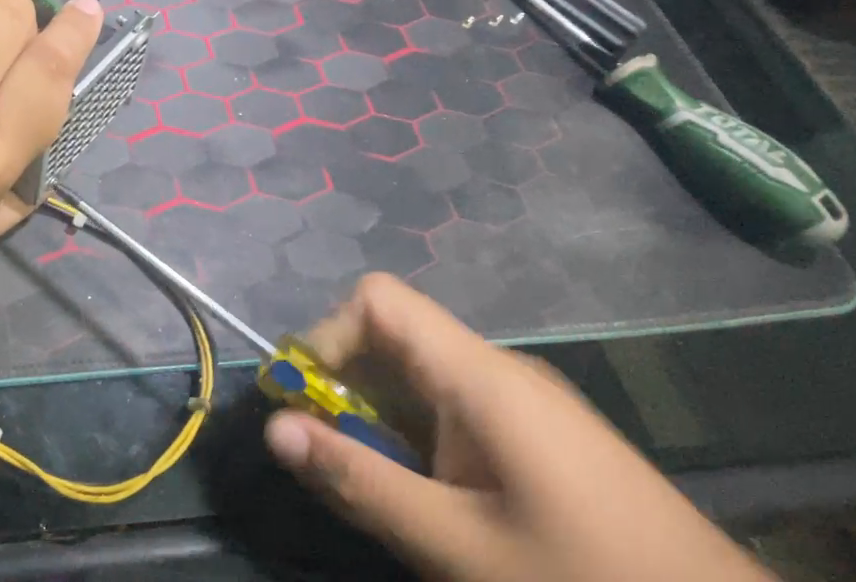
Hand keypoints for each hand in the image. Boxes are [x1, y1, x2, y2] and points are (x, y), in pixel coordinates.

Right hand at [263, 274, 772, 581]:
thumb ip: (359, 481)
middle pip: (392, 337)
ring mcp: (524, 402)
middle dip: (342, 386)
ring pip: (418, 378)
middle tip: (328, 454)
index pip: (378, 300)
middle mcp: (499, 371)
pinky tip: (428, 497)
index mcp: (481, 376)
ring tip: (377, 486)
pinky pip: (451, 409)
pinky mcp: (539, 435)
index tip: (305, 401)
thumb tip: (272, 429)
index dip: (327, 336)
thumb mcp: (457, 545)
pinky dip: (414, 437)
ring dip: (376, 418)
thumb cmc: (583, 576)